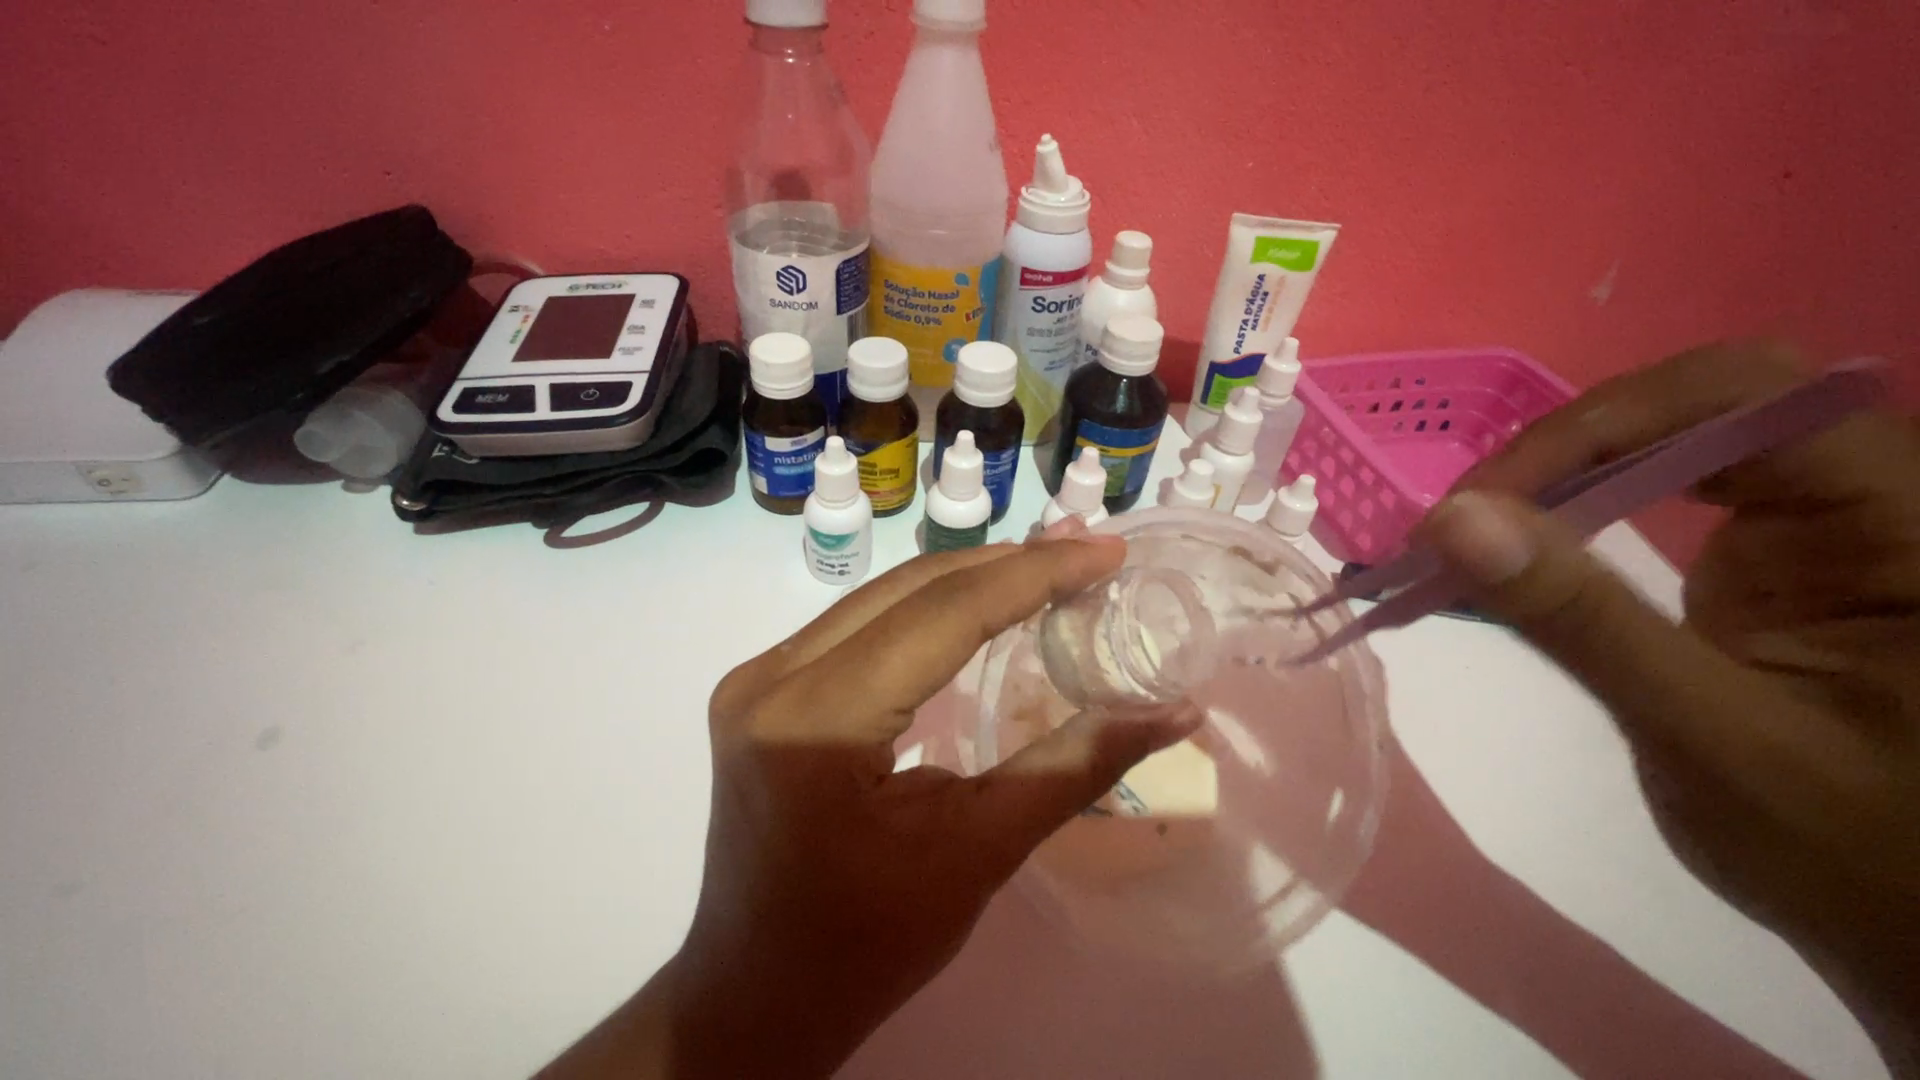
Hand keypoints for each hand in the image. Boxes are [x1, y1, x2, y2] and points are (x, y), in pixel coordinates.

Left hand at [541, 529, 1199, 1079]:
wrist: (763, 989)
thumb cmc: (869, 941)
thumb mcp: (979, 851)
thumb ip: (1072, 767)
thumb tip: (1171, 711)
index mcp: (816, 720)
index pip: (942, 615)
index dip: (1033, 575)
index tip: (1107, 550)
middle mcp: (771, 679)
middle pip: (908, 591)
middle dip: (1006, 565)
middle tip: (1088, 552)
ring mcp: (757, 680)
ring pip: (879, 598)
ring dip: (967, 580)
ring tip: (1048, 569)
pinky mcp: (761, 689)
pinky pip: (856, 625)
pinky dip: (926, 610)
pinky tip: (977, 608)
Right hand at [1419, 343, 1919, 1075]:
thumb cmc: (1852, 853)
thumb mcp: (1706, 738)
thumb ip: (1581, 621)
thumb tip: (1452, 520)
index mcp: (1904, 523)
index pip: (1744, 397)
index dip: (1599, 424)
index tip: (1485, 501)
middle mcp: (1872, 495)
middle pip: (1700, 401)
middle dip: (1568, 447)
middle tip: (1467, 516)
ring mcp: (1820, 522)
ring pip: (1674, 439)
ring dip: (1560, 477)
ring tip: (1469, 535)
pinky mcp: (1772, 555)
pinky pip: (1662, 494)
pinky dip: (1574, 514)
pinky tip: (1515, 556)